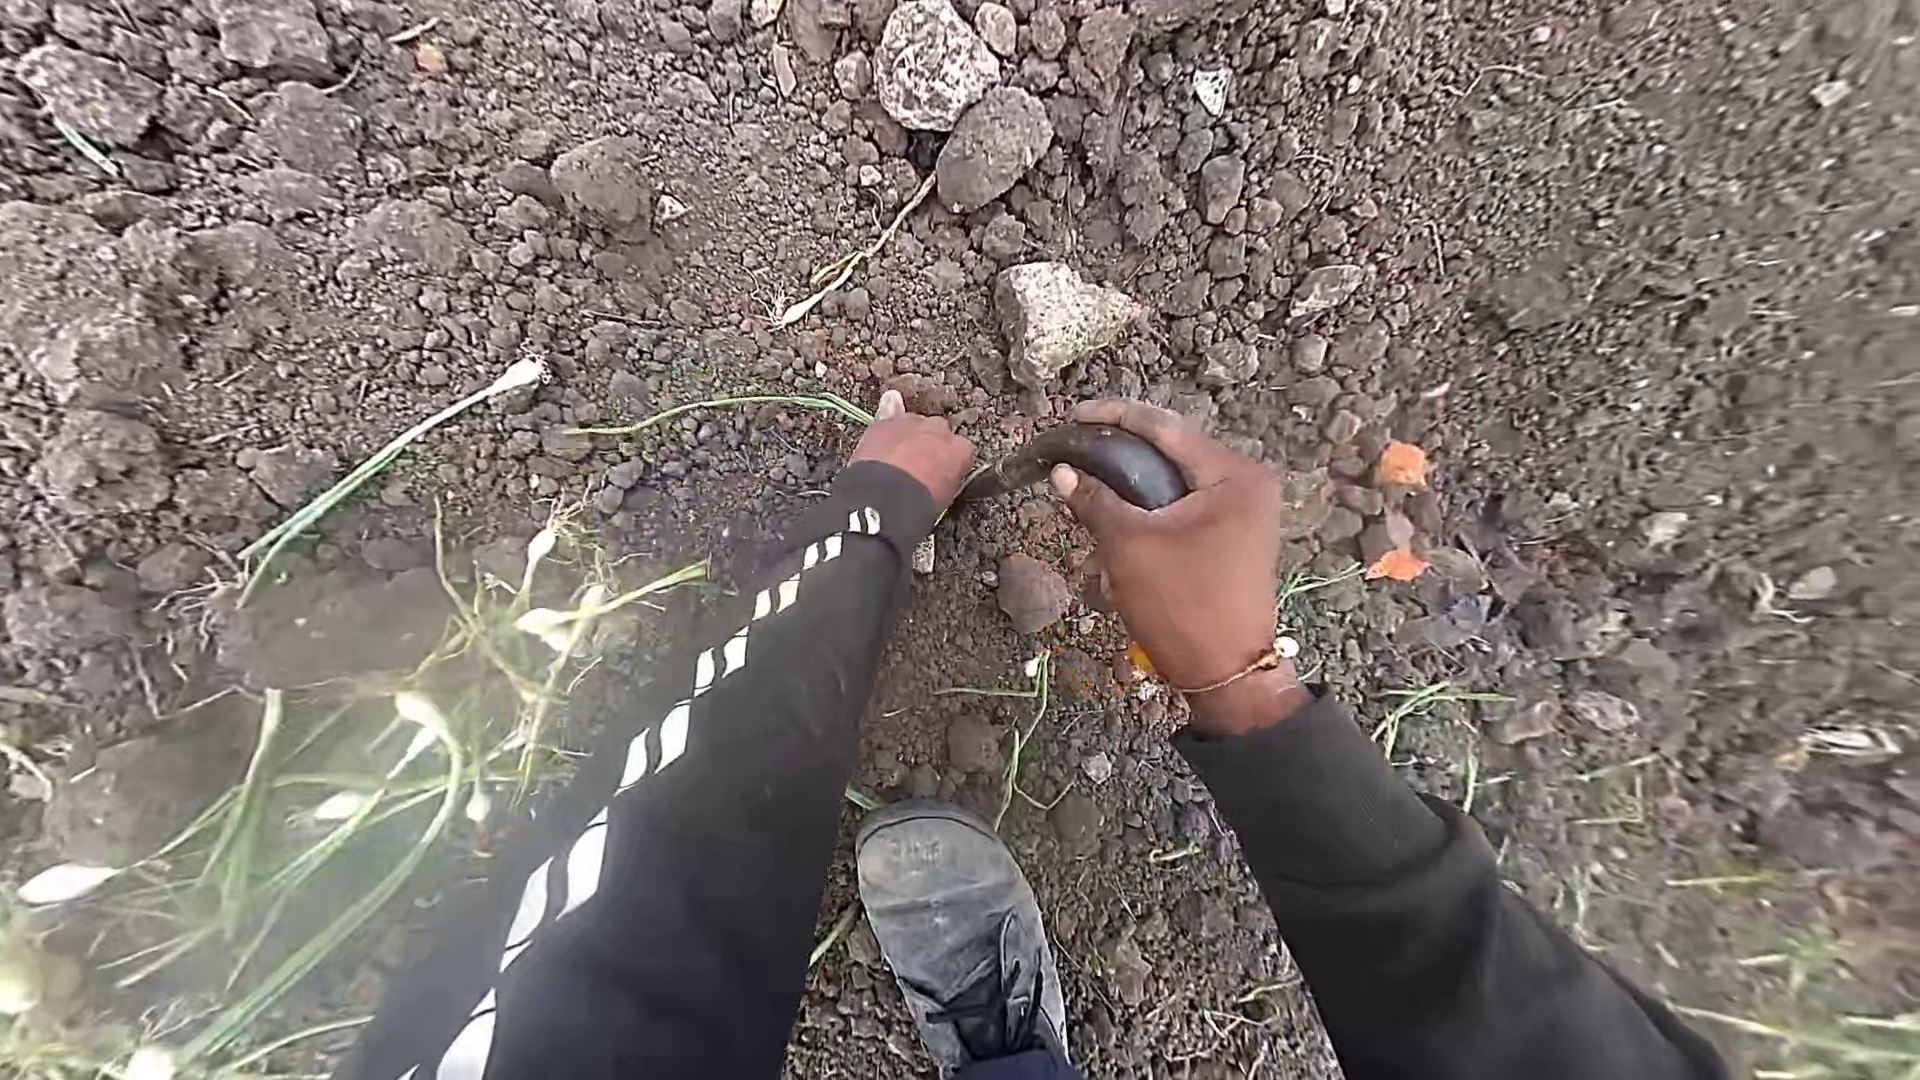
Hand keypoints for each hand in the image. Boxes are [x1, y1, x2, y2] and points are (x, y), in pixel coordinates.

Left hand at [850, 390, 975, 509]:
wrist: (885, 496)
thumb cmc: (918, 502)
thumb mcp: (944, 498)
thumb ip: (946, 480)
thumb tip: (940, 481)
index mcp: (961, 450)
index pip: (961, 452)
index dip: (949, 464)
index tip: (941, 474)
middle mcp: (940, 430)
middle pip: (938, 432)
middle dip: (929, 444)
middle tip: (918, 466)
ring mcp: (912, 422)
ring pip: (913, 424)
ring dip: (907, 436)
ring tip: (896, 458)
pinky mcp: (885, 421)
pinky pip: (889, 418)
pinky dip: (887, 425)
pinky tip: (882, 436)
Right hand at [1049, 400, 1307, 736]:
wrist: (1224, 672)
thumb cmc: (1180, 604)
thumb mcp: (1129, 545)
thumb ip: (1094, 500)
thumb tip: (1061, 471)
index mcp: (1233, 475)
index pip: (1165, 427)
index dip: (1115, 417)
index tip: (1075, 415)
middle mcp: (1244, 484)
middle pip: (1169, 454)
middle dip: (1118, 458)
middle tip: (1075, 455)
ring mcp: (1240, 513)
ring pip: (1171, 484)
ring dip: (1128, 491)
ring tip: (1089, 494)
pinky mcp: (1229, 537)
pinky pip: (1180, 510)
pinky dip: (1146, 514)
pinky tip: (1114, 526)